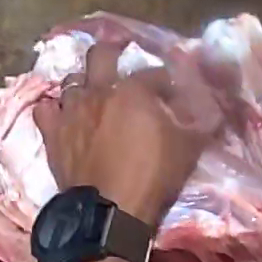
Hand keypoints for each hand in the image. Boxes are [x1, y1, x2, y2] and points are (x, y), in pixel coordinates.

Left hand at [34, 41, 219, 224]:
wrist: (110, 210)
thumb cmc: (153, 176)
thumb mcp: (188, 149)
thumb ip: (200, 124)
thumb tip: (215, 110)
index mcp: (135, 91)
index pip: (155, 74)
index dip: (166, 81)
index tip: (172, 92)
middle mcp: (100, 91)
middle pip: (102, 55)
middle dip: (113, 51)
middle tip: (120, 57)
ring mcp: (72, 110)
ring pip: (72, 80)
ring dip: (83, 82)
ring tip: (91, 92)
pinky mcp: (52, 133)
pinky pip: (45, 109)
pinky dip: (54, 108)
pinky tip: (61, 113)